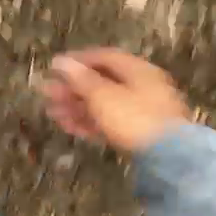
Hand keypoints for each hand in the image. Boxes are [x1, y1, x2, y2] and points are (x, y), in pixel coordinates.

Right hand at [42, 48, 191, 153]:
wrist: (168, 157)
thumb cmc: (133, 118)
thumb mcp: (102, 95)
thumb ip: (80, 78)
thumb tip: (61, 61)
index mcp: (138, 71)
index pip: (105, 57)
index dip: (78, 60)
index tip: (54, 67)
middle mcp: (142, 87)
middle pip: (102, 82)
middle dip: (72, 87)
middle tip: (48, 93)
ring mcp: (142, 111)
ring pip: (103, 104)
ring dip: (76, 106)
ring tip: (52, 112)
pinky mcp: (138, 133)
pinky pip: (109, 121)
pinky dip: (88, 122)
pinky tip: (69, 126)